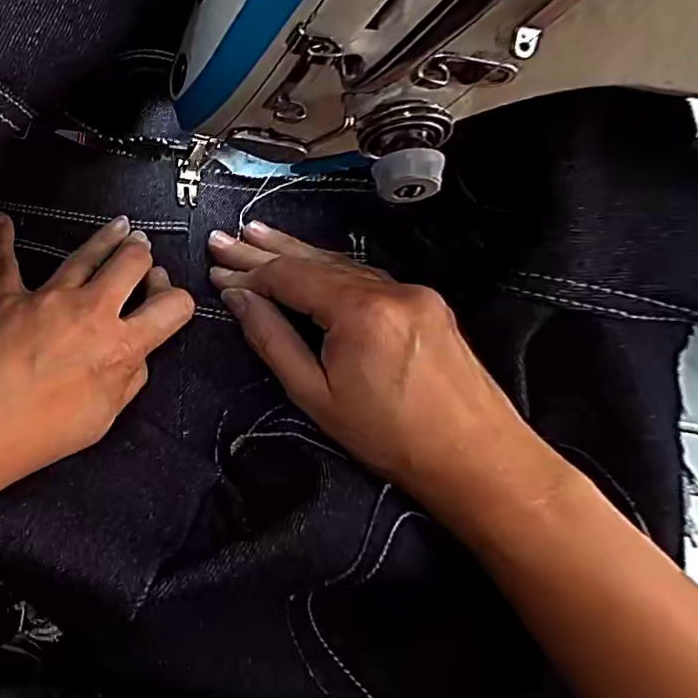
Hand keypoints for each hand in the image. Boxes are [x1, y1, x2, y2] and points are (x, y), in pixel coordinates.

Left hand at [0, 213, 194, 479]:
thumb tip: (136, 361)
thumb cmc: (34, 430)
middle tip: (143, 251)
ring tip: (119, 227)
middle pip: (130, 262)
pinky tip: (3, 222)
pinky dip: (4, 239)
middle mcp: (89, 312)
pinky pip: (7, 261)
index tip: (169, 299)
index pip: (171, 307)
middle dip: (142, 253)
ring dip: (107, 238)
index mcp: (119, 346)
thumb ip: (126, 383)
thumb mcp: (101, 419)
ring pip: (86, 254)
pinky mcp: (9, 298)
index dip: (177, 299)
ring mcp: (49, 299)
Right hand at [207, 221, 535, 496]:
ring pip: (340, 263)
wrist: (480, 460)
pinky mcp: (425, 302)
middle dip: (263, 250)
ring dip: (295, 253)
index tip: (218, 273)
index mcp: (362, 312)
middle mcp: (390, 291)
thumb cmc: (394, 438)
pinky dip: (328, 267)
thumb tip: (241, 300)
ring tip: (257, 237)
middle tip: (225, 240)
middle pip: (313, 260)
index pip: (290, 277)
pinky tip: (307, 261)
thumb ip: (272, 339)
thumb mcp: (316, 396)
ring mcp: (412, 292)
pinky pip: (364, 275)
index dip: (249, 274)